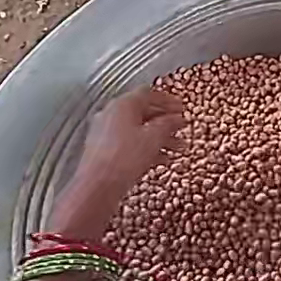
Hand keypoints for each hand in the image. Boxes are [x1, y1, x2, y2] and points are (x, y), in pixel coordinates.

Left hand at [50, 88, 184, 235]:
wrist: (99, 186)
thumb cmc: (125, 157)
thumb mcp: (154, 137)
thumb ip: (169, 124)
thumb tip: (178, 118)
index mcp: (123, 105)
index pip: (148, 94)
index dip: (168, 99)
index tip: (181, 106)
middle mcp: (111, 114)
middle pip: (143, 111)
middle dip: (165, 120)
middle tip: (181, 126)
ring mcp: (105, 131)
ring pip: (138, 129)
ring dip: (159, 136)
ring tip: (178, 147)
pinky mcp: (104, 149)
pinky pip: (130, 142)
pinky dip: (147, 146)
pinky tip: (161, 158)